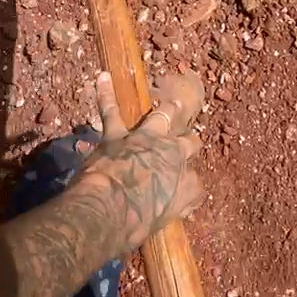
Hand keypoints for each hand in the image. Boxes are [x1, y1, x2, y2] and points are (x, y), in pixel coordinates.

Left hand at [67, 71, 204, 254]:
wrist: (110, 208)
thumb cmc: (138, 220)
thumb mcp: (168, 214)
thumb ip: (181, 201)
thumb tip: (191, 195)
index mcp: (181, 175)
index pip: (194, 177)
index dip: (190, 175)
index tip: (186, 179)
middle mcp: (168, 151)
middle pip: (185, 141)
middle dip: (188, 141)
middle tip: (190, 140)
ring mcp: (142, 139)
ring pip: (157, 118)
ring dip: (165, 110)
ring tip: (171, 102)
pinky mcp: (116, 136)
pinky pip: (111, 111)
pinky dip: (105, 93)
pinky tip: (102, 76)